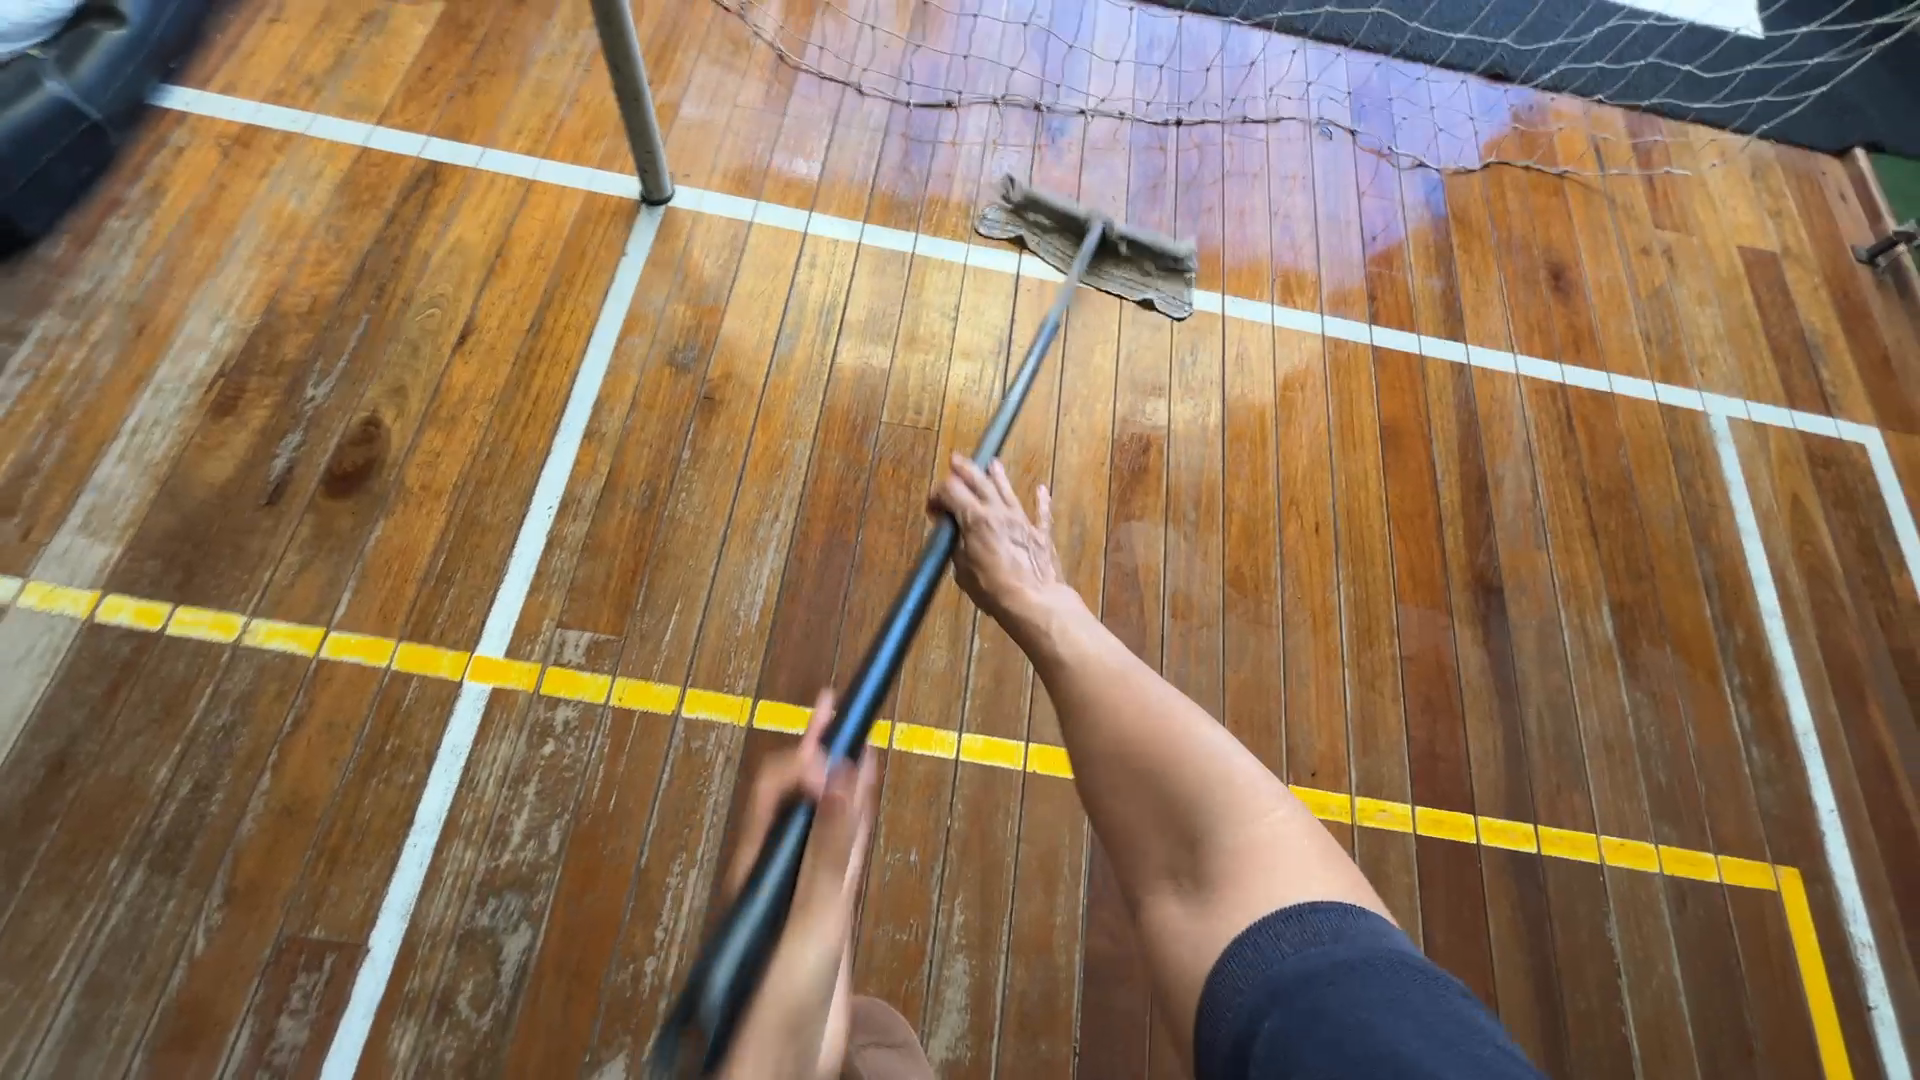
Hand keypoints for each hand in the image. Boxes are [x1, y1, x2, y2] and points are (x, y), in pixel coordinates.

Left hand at [719, 689, 879, 1079]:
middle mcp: (779, 865)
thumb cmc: (774, 1000)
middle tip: (834, 705)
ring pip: (824, 818)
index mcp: (760, 860)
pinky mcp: (827, 911)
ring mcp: (804, 886)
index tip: (835, 718)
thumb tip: (833, 776)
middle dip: (817, 746)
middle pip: (799, 792)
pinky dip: (855, 822)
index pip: (777, 786)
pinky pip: (842, 852)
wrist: (784, 1061)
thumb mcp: (807, 917)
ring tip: (851, 742)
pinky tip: (862, 806)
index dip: (805, 750)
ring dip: (839, 779)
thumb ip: (825, 848)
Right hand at [928, 454, 1074, 631]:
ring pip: (1008, 492)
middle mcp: (999, 513)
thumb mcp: (963, 571)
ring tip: (993, 463)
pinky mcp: (1040, 534)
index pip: (951, 492)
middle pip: (979, 482)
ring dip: (999, 477)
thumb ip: (958, 547)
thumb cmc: (994, 589)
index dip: (938, 495)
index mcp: (975, 519)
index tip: (933, 507)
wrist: (1035, 601)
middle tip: (955, 460)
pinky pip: (1041, 513)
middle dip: (965, 470)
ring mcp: (1022, 521)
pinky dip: (1041, 500)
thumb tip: (956, 536)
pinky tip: (1042, 489)